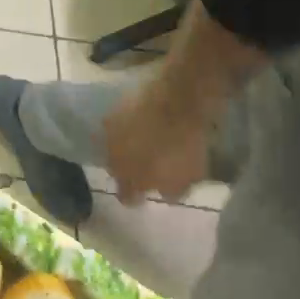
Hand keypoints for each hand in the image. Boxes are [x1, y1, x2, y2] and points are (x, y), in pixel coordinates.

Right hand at [103, 78, 211, 204]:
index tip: (144, 196)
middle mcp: (111, 157)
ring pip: (115, 146)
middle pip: (116, 169)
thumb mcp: (189, 176)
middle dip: (128, 170)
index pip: (125, 196)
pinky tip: (143, 124)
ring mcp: (110, 132)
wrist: (174, 101)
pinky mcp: (115, 109)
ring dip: (126, 147)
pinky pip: (120, 124)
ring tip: (144, 144)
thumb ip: (173, 190)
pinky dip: (129, 126)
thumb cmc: (183, 146)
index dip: (135, 197)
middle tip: (144, 167)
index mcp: (128, 178)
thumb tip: (164, 194)